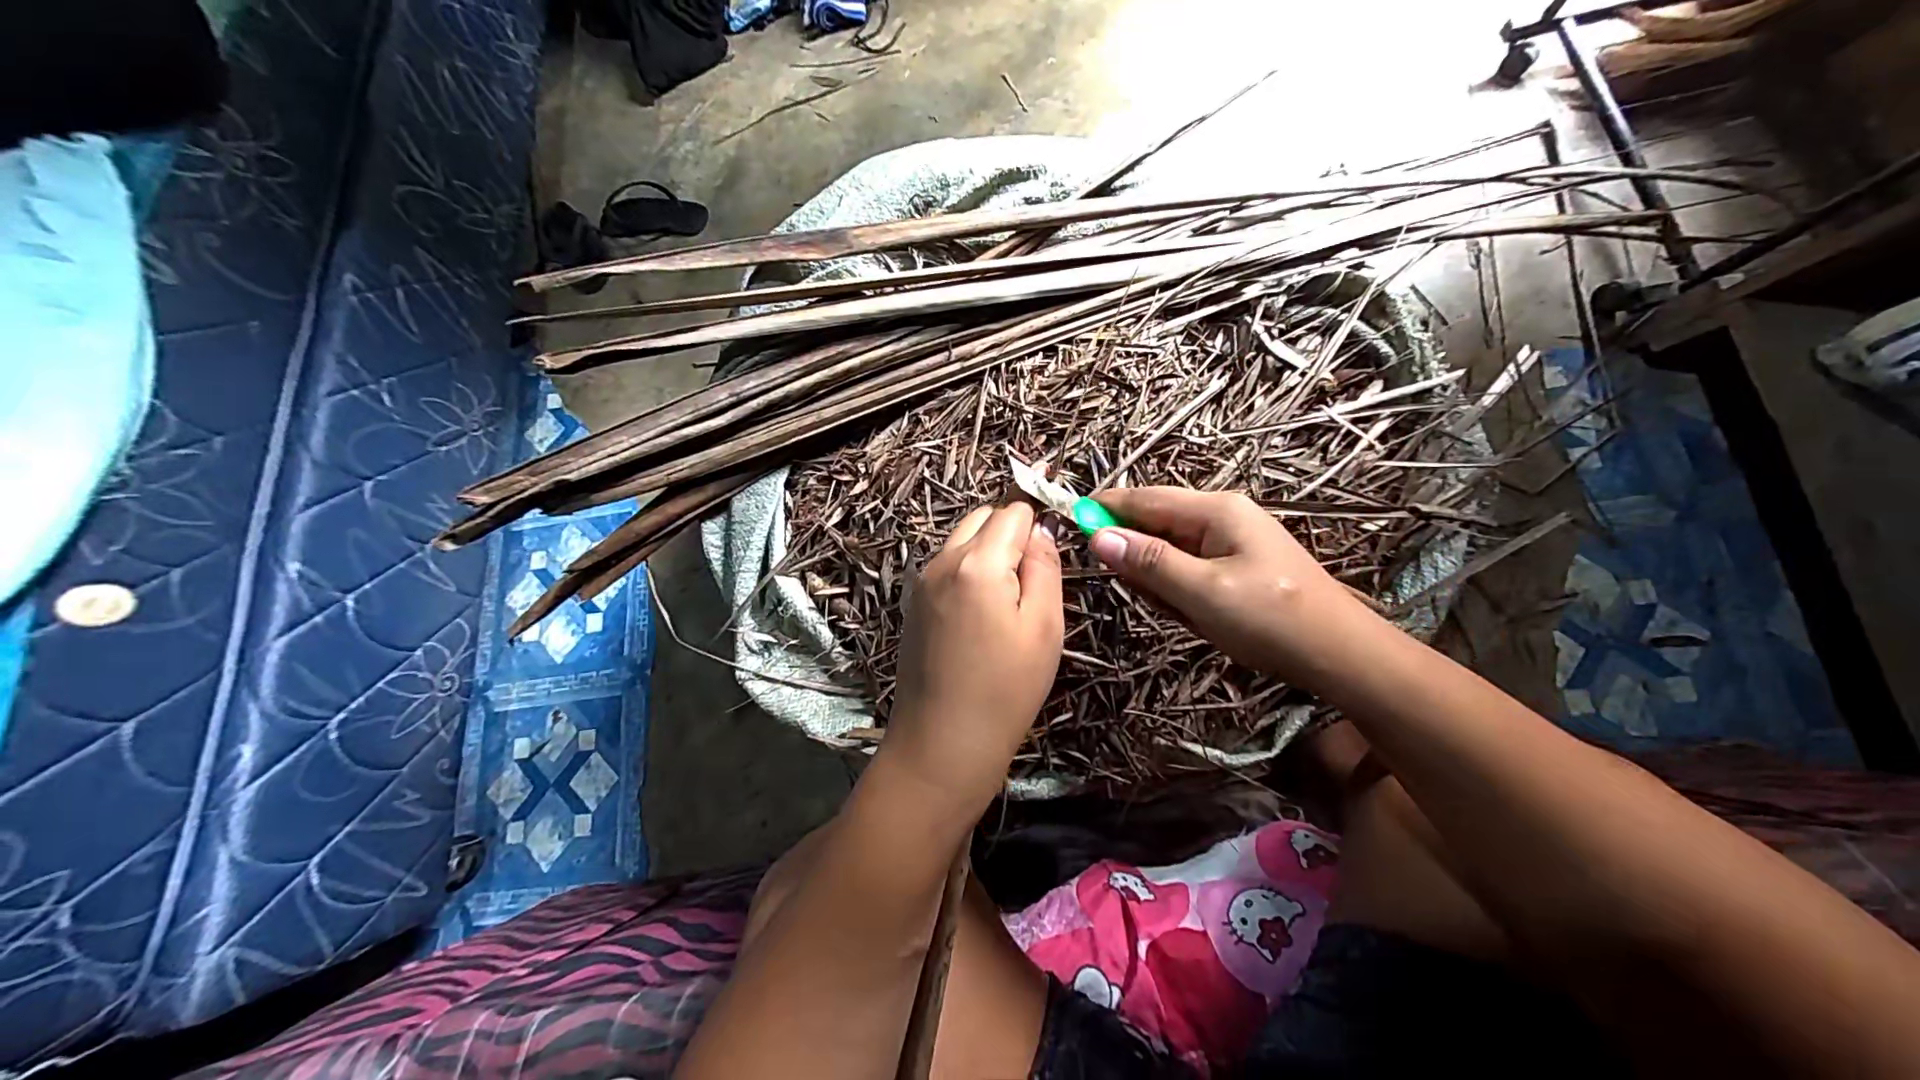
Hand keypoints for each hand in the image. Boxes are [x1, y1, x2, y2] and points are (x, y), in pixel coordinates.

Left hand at [885, 502, 1063, 807]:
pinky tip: (983, 612)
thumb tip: (1040, 530)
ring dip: (988, 548)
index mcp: (977, 562)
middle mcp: (942, 561)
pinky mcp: (914, 604)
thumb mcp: (1044, 627)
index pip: (1013, 511)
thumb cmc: (1005, 690)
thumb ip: (1045, 568)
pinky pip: (946, 566)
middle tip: (1036, 572)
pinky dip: (969, 569)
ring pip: (962, 539)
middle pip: (982, 517)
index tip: (1056, 542)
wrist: (942, 744)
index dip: (1039, 518)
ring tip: (1011, 594)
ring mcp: (922, 582)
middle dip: (1011, 529)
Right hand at [1089, 487, 1373, 685]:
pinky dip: (1182, 593)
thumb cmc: (1271, 619)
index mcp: (1215, 511)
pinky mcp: (1235, 566)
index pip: (1144, 498)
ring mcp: (1231, 542)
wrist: (1341, 655)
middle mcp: (1221, 517)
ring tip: (1188, 615)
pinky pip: (1189, 571)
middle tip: (1152, 597)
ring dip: (1163, 583)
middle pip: (1155, 525)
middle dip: (1140, 560)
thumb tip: (1098, 536)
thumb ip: (1148, 562)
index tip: (1069, 521)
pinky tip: (1200, 618)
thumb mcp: (1202, 592)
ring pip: (1169, 553)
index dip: (1104, 508)